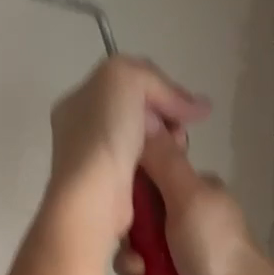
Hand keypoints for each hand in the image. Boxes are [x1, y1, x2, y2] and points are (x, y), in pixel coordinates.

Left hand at [46, 57, 210, 238]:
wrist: (94, 196)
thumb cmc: (103, 132)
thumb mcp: (124, 78)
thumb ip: (155, 80)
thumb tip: (194, 105)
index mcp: (79, 100)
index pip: (127, 82)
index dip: (161, 87)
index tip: (186, 104)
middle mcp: (84, 129)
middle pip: (139, 112)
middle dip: (167, 115)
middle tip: (180, 127)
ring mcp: (97, 160)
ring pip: (146, 140)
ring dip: (168, 140)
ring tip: (178, 147)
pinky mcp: (113, 188)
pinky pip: (146, 166)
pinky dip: (162, 163)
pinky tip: (170, 166)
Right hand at [114, 134, 273, 274]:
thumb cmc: (215, 248)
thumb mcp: (189, 197)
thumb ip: (164, 162)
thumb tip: (144, 116)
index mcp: (189, 195)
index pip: (141, 192)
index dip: (125, 212)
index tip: (124, 230)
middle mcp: (185, 223)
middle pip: (135, 234)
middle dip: (129, 256)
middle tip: (137, 269)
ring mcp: (183, 258)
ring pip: (138, 265)